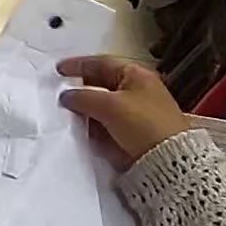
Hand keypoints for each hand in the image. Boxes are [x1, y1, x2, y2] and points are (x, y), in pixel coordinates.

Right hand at [57, 56, 191, 168]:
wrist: (166, 161)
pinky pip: (105, 124)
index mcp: (136, 75)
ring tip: (63, 112)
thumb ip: (84, 97)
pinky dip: (92, 125)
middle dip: (80, 89)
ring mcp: (133, 113)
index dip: (79, 65)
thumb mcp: (111, 106)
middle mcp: (135, 90)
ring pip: (102, 106)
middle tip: (58, 92)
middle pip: (101, 84)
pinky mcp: (130, 133)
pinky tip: (78, 129)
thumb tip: (66, 96)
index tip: (59, 69)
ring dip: (84, 109)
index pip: (103, 63)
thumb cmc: (143, 124)